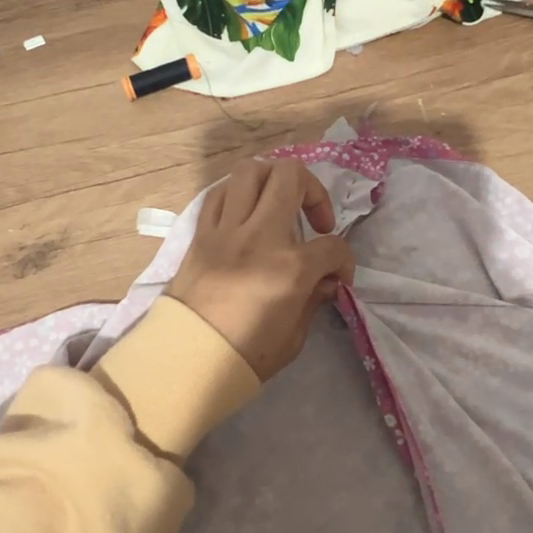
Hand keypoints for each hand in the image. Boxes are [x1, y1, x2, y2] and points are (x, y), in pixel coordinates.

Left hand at [166, 158, 355, 381]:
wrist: (188, 361)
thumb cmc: (245, 356)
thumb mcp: (294, 337)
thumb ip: (313, 300)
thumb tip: (325, 280)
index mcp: (289, 267)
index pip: (333, 247)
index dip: (344, 261)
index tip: (338, 277)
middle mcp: (259, 236)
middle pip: (291, 177)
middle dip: (314, 191)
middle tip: (315, 221)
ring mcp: (226, 230)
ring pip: (251, 171)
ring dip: (273, 180)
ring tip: (280, 204)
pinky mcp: (201, 233)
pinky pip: (219, 193)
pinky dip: (237, 194)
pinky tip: (247, 213)